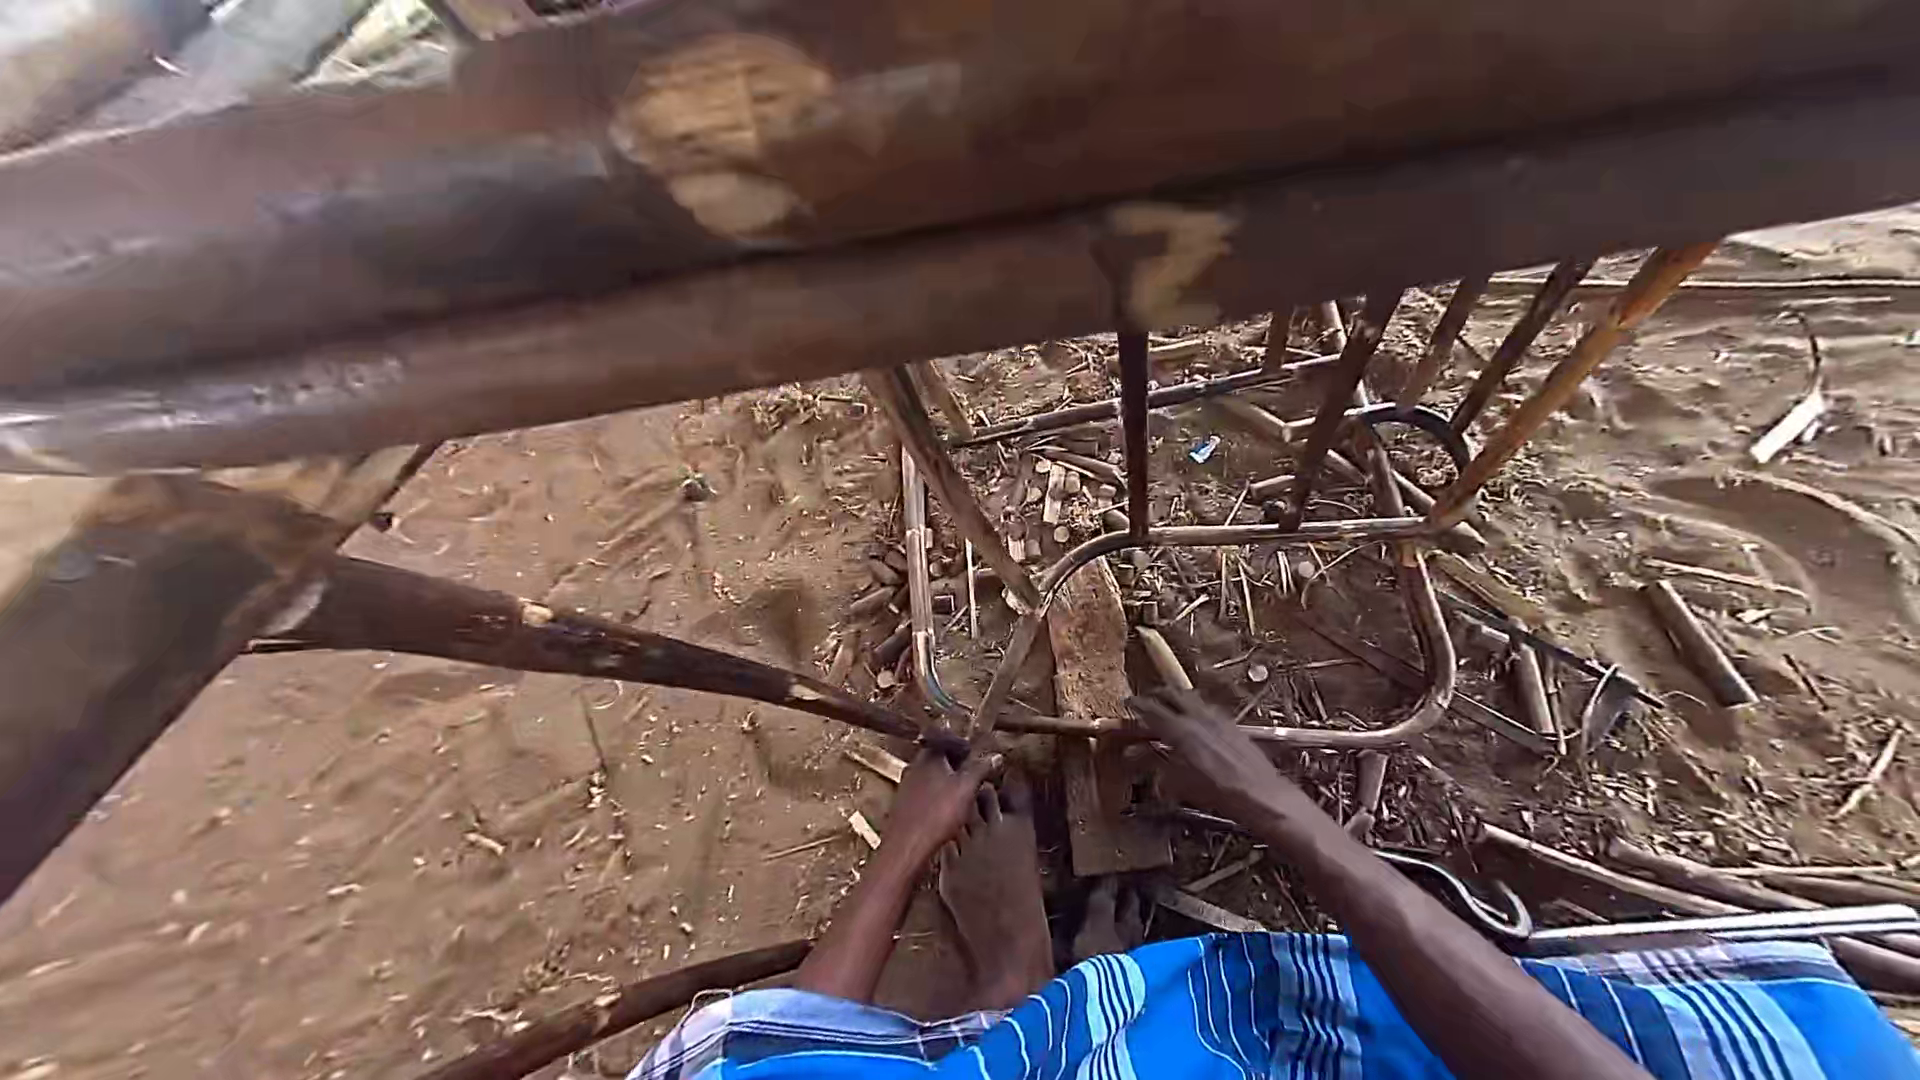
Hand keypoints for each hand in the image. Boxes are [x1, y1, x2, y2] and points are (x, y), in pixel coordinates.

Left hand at [885, 748, 997, 859]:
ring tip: (963, 801)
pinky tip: (946, 816)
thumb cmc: (937, 813)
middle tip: (973, 780)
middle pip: (940, 762)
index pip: (949, 742)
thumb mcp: (967, 788)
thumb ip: (980, 769)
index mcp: (930, 756)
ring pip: (932, 781)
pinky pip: (925, 799)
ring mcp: (906, 787)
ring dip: (946, 788)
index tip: (978, 759)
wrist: (908, 846)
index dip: (965, 749)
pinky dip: (937, 803)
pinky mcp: (904, 807)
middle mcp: (915, 767)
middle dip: (957, 770)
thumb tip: (995, 756)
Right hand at [1128, 688, 1312, 821]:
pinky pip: (1206, 706)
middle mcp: (1197, 716)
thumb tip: (1132, 755)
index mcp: (1180, 729)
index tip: (1128, 702)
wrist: (1264, 796)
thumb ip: (1154, 763)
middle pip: (1172, 693)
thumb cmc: (1219, 793)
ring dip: (1175, 697)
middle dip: (1156, 694)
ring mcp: (1216, 717)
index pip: (1151, 708)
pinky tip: (1195, 720)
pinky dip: (1193, 707)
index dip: (1137, 703)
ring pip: (1190, 696)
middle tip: (1146, 700)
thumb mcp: (1179, 782)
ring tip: (1168, 706)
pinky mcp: (1232, 723)